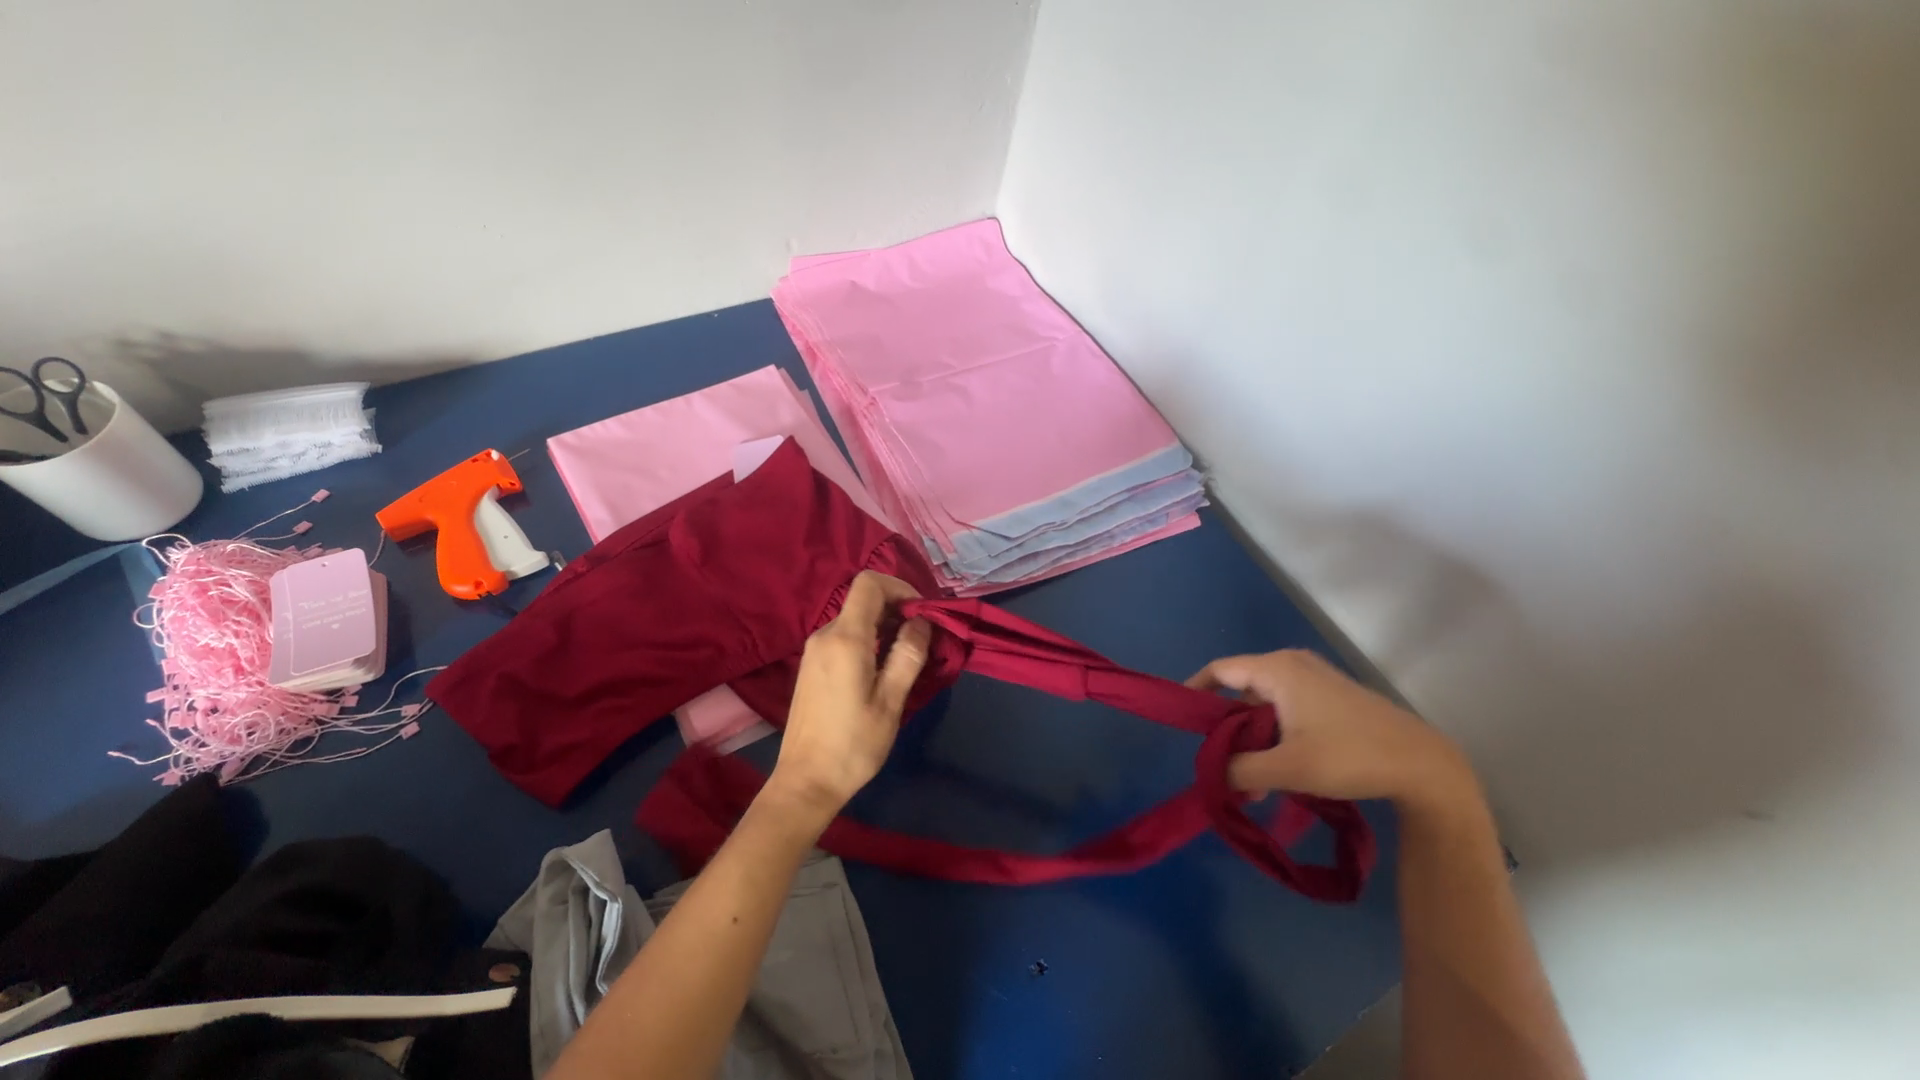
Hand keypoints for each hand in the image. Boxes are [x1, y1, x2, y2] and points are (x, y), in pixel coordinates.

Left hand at [769, 571, 932, 822]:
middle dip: (896, 610)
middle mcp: (824, 636)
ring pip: (854, 620)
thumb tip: (922, 623)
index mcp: (845, 639)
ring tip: (907, 657)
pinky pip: (843, 638)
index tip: (922, 613)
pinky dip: (867, 641)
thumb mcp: (890, 702)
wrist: (806, 781)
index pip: (869, 584)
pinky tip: (882, 670)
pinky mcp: (811, 667)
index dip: (899, 587)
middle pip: (863, 601)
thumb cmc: (853, 744)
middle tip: (923, 640)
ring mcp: (813, 651)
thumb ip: (907, 655)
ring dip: (883, 627)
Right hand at [1187, 650, 1479, 812]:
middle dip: (1229, 729)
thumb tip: (1215, 773)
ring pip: (1266, 704)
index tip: (1181, 721)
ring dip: (1254, 739)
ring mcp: (1316, 679)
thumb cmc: (1349, 757)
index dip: (1195, 692)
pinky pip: (1288, 709)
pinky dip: (1276, 735)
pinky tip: (1282, 771)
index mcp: (1279, 670)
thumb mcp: (1287, 769)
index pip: (1220, 670)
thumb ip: (1241, 770)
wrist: (1423, 765)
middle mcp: (1294, 665)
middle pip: (1242, 689)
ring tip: (1254, 782)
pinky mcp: (1333, 697)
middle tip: (1221, 765)